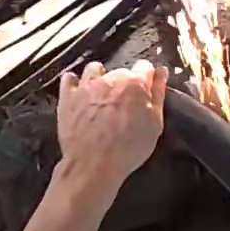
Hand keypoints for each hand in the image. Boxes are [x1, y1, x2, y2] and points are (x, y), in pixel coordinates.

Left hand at [56, 60, 167, 192]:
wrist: (94, 164)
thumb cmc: (130, 147)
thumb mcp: (155, 123)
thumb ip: (158, 94)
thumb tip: (161, 71)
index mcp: (135, 83)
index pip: (145, 66)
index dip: (147, 78)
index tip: (147, 90)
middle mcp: (111, 78)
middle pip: (121, 71)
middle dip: (126, 83)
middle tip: (126, 105)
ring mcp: (87, 86)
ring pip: (95, 69)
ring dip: (101, 77)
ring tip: (103, 95)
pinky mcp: (68, 96)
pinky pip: (69, 79)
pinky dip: (75, 82)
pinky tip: (81, 92)